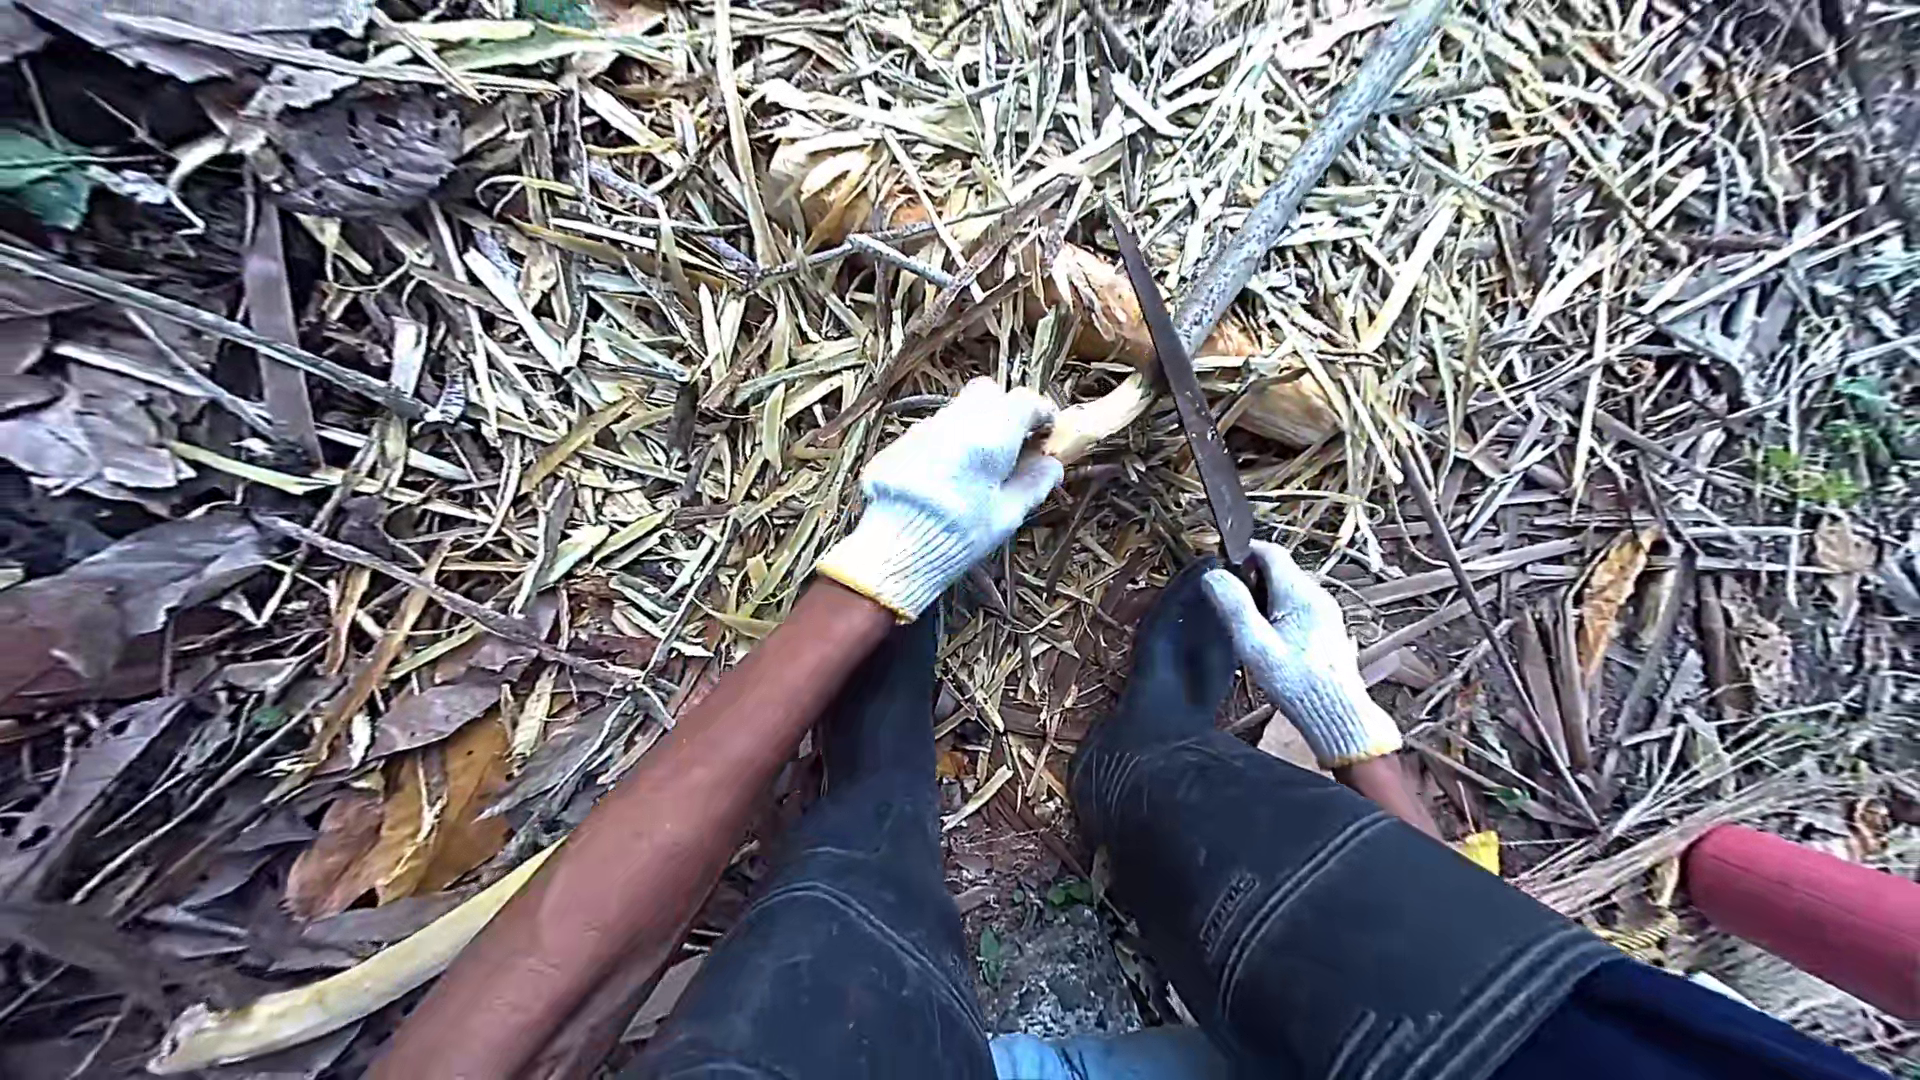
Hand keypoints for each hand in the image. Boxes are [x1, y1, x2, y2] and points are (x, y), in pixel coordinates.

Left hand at [816, 379, 1062, 619]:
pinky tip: (945, 477)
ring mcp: (924, 429)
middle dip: (1006, 411)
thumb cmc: (957, 535)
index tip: (1046, 434)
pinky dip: (947, 442)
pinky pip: (932, 430)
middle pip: (988, 393)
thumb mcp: (1006, 515)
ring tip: (978, 466)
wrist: (894, 547)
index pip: (1024, 401)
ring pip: (958, 409)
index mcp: (990, 435)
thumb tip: (1051, 466)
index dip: (1041, 414)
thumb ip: (1032, 484)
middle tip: (1012, 446)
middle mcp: (956, 421)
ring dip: (975, 426)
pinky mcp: (900, 443)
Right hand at [1201, 541, 1401, 767]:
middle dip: (1250, 574)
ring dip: (1263, 593)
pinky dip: (1278, 608)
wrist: (1337, 715)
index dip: (1244, 551)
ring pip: (1288, 586)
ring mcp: (1326, 611)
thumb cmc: (1295, 681)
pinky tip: (1267, 634)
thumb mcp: (1254, 644)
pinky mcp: (1328, 626)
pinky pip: (1298, 603)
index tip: (1222, 565)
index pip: (1271, 551)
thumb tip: (1213, 574)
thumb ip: (1234, 605)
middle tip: (1227, 597)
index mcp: (1300, 593)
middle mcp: (1318, 595)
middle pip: (1279, 568)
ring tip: (1244, 620)